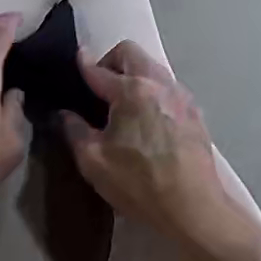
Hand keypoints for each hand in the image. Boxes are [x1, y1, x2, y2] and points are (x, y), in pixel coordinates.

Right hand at [60, 41, 258, 249]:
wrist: (193, 207)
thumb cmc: (139, 184)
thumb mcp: (94, 162)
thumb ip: (75, 131)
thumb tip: (64, 114)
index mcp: (131, 91)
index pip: (99, 70)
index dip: (83, 64)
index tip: (77, 58)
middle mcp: (159, 83)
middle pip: (131, 53)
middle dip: (111, 61)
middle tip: (100, 87)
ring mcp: (181, 95)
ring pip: (153, 67)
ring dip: (135, 74)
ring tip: (123, 103)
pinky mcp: (195, 111)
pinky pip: (169, 87)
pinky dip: (153, 91)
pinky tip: (148, 118)